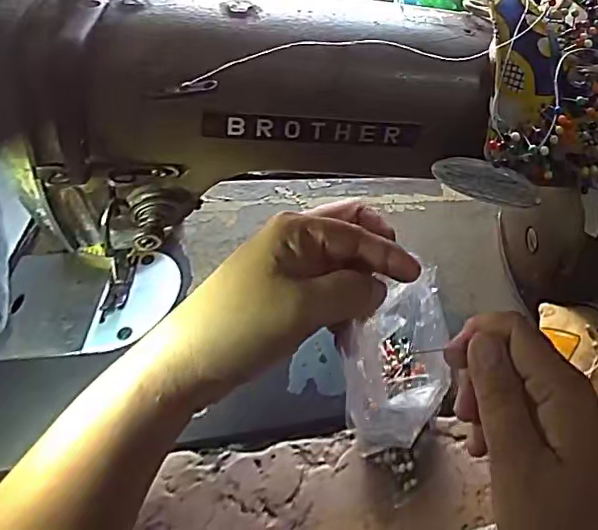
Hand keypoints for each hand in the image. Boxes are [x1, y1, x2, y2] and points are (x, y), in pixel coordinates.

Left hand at [139, 199, 419, 405]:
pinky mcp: (280, 293)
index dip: (388, 252)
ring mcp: (285, 266)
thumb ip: (350, 292)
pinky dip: (339, 303)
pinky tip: (345, 328)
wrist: (182, 366)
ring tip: (368, 315)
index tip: (415, 274)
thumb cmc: (242, 326)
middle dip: (374, 256)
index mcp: (297, 229)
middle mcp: (293, 239)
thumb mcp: (303, 307)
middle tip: (396, 279)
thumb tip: (379, 288)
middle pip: (347, 236)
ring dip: (357, 285)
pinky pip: (322, 288)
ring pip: (336, 265)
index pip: (355, 231)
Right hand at [445, 312, 597, 529]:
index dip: (479, 333)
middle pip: (515, 350)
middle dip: (480, 371)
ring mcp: (566, 413)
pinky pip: (522, 407)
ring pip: (515, 378)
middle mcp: (569, 389)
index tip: (448, 361)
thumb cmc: (547, 523)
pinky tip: (484, 449)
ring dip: (485, 398)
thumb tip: (480, 337)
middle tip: (462, 412)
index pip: (517, 329)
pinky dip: (498, 419)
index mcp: (564, 387)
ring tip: (473, 438)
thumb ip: (499, 394)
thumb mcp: (515, 460)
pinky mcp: (560, 435)